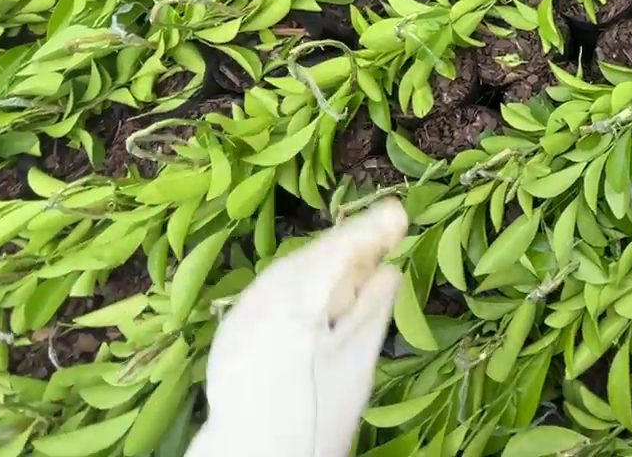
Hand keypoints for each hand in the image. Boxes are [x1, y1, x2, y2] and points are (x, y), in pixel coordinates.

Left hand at [186, 198, 407, 456]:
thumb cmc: (313, 419)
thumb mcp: (356, 366)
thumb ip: (372, 308)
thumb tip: (389, 267)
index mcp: (295, 304)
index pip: (340, 250)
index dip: (371, 230)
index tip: (399, 213)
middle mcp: (262, 297)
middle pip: (314, 255)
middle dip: (350, 245)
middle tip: (386, 241)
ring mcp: (241, 312)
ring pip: (293, 268)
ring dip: (328, 262)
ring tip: (359, 268)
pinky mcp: (232, 327)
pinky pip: (275, 287)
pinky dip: (303, 281)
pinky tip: (321, 295)